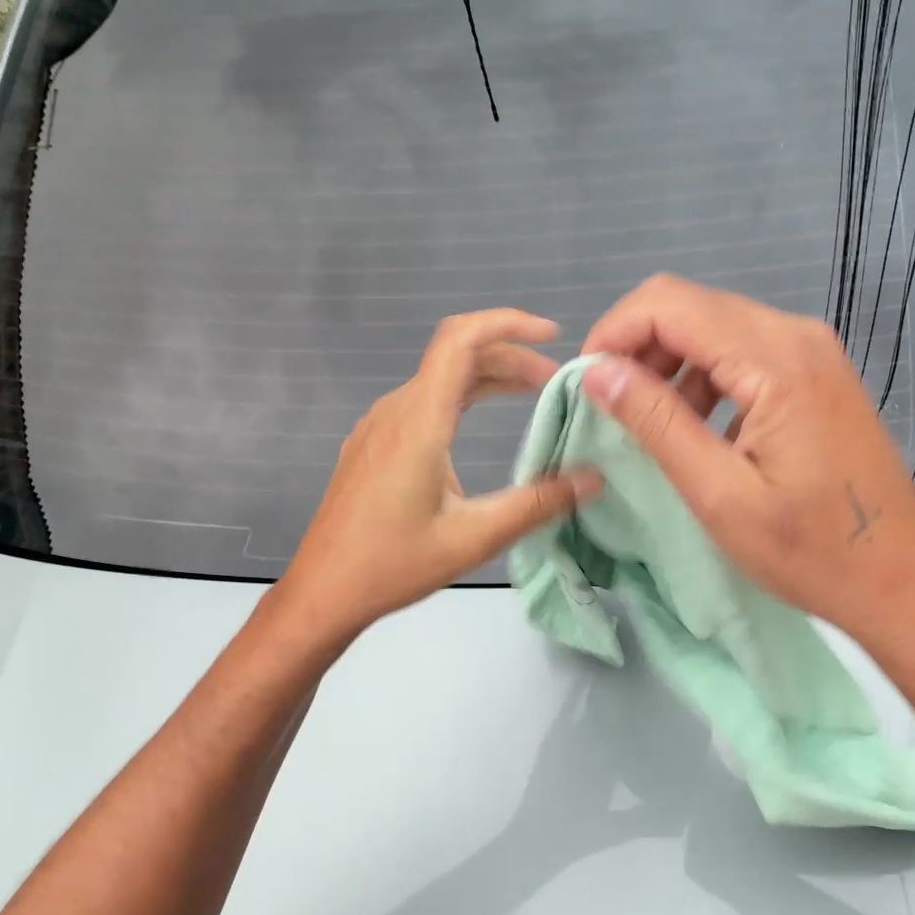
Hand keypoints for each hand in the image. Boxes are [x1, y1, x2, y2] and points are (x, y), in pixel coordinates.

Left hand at [281, 310, 600, 638]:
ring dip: (487, 377)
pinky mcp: (373, 444)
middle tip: (556, 383)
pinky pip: (423, 400)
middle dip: (511, 357)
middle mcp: (395, 411)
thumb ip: (535, 504)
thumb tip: (591, 480)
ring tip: (531, 396)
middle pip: (456, 356)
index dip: (508, 323)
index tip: (552, 335)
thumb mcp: (473, 538)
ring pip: (439, 378)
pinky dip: (463, 396)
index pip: (461, 340)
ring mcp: (379, 425)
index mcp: (418, 422)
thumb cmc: (393, 564)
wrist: (322, 592)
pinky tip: (481, 423)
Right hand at [579, 275, 914, 644]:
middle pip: (694, 307)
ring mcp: (816, 354)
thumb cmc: (810, 552)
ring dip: (674, 366)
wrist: (898, 581)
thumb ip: (657, 424)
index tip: (585, 383)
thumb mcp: (720, 494)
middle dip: (639, 348)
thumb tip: (597, 372)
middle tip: (611, 408)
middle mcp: (799, 337)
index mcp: (776, 360)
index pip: (670, 304)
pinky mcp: (821, 377)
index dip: (614, 332)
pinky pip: (749, 355)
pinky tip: (701, 430)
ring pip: (719, 329)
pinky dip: (710, 380)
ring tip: (652, 426)